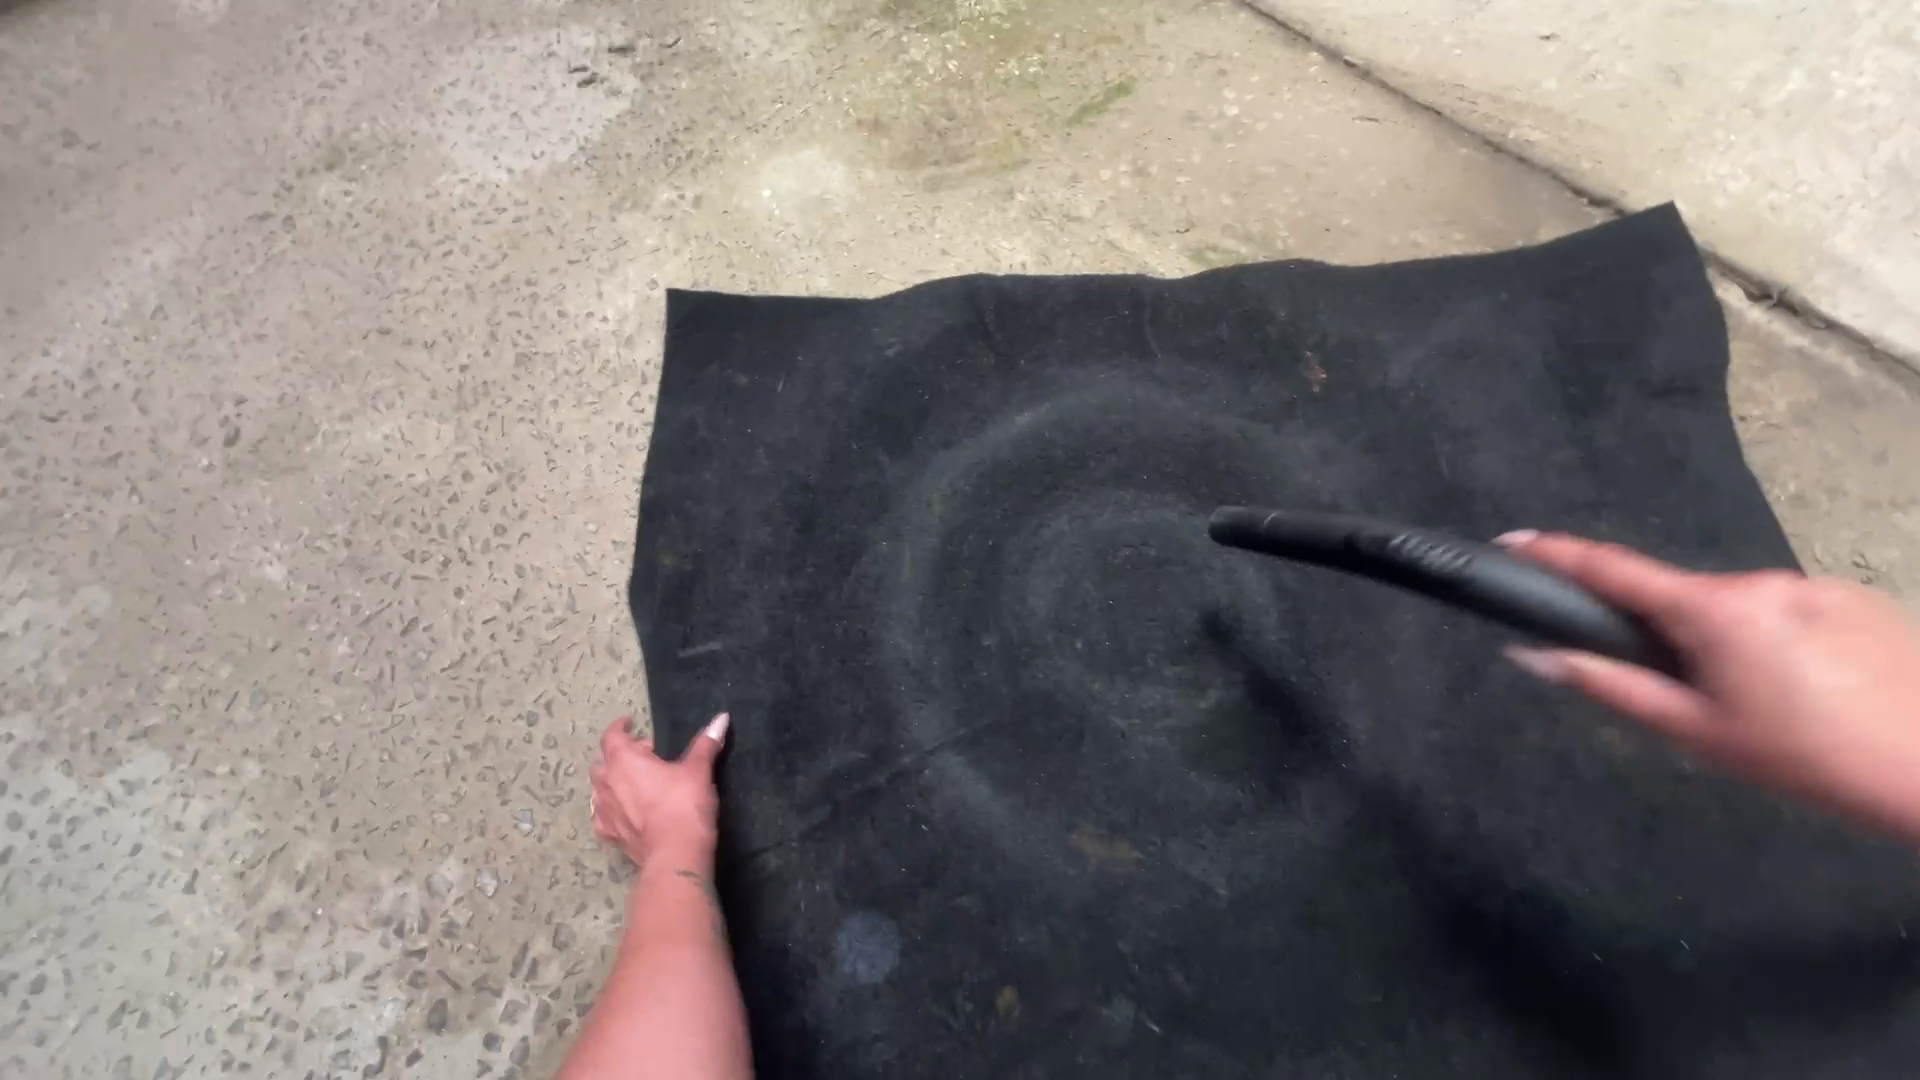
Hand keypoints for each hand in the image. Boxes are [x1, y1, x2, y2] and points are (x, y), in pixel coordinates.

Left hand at [590, 712, 728, 868]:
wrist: (675, 853)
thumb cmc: (684, 804)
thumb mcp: (698, 769)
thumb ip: (706, 743)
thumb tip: (721, 718)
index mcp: (624, 762)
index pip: (611, 737)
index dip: (619, 727)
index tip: (629, 722)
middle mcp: (607, 784)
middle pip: (602, 762)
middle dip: (619, 754)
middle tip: (645, 753)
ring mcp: (605, 811)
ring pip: (599, 789)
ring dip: (613, 780)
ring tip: (634, 780)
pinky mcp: (610, 835)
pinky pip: (603, 815)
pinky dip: (611, 807)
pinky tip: (624, 809)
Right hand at [1498, 531, 1919, 837]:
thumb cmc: (1809, 758)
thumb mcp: (1692, 731)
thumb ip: (1606, 685)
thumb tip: (1531, 655)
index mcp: (1714, 610)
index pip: (1613, 569)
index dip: (1555, 553)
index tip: (1512, 541)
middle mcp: (1761, 582)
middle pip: (1676, 594)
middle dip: (1660, 629)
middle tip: (1677, 685)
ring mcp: (1815, 586)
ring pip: (1730, 606)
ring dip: (1716, 636)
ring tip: (1752, 697)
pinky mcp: (1859, 599)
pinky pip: (1780, 610)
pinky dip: (1766, 638)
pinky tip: (1799, 685)